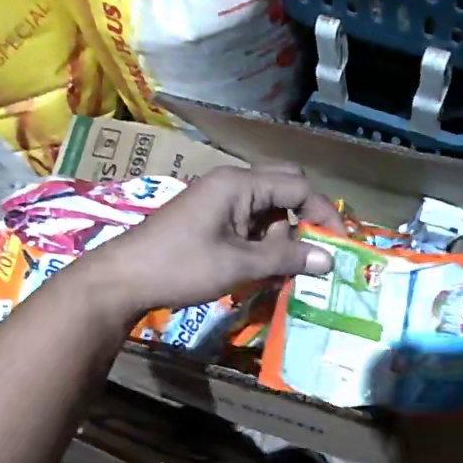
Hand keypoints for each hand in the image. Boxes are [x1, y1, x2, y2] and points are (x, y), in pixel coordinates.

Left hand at [71, 165, 339, 316]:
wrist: (123, 279)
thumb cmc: (181, 267)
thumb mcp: (239, 265)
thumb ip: (286, 259)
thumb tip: (329, 259)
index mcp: (239, 184)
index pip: (297, 186)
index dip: (323, 213)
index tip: (339, 245)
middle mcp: (230, 184)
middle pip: (283, 192)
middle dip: (302, 223)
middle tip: (311, 256)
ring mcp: (217, 202)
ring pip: (265, 212)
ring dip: (280, 239)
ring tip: (283, 272)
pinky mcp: (207, 220)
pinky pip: (246, 225)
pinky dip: (260, 245)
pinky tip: (260, 271)